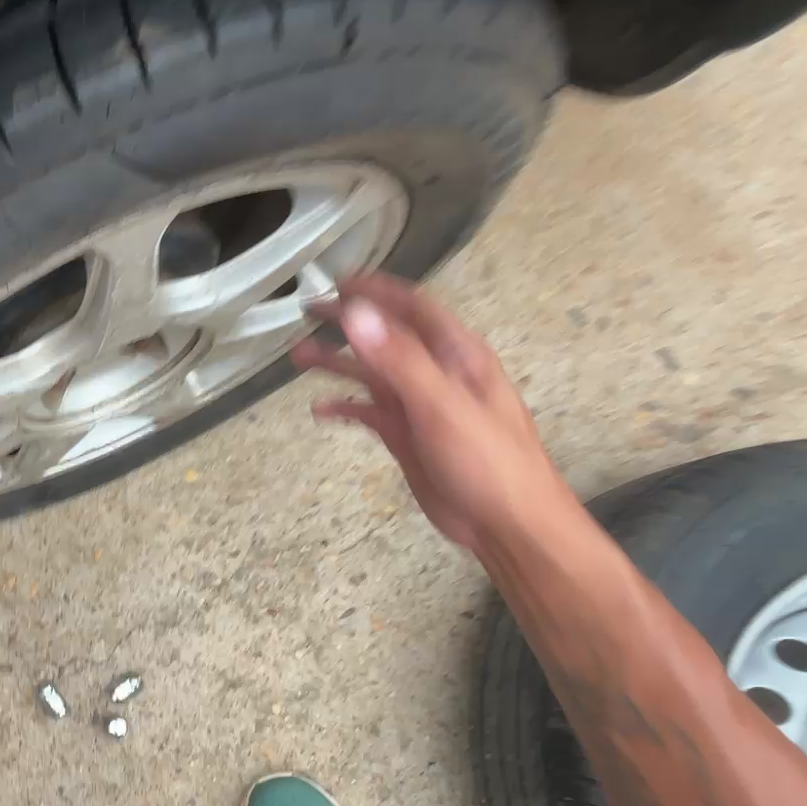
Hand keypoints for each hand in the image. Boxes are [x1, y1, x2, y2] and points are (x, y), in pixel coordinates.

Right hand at [290, 273, 577, 551]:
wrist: (508, 524)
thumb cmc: (488, 461)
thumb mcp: (441, 405)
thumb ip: (397, 359)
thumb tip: (356, 315)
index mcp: (455, 356)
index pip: (413, 308)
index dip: (377, 292)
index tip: (339, 281)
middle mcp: (435, 373)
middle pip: (386, 336)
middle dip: (347, 322)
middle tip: (307, 312)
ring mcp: (419, 405)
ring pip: (371, 373)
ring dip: (337, 363)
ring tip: (298, 358)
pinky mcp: (406, 435)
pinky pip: (368, 412)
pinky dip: (344, 407)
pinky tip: (320, 411)